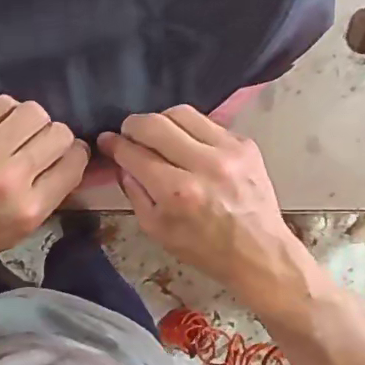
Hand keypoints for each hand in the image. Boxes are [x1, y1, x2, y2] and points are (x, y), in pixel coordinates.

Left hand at [0, 95, 89, 272]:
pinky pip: (2, 104)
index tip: (65, 154)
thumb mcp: (20, 230)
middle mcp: (12, 179)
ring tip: (20, 132)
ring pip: (34, 112)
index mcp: (30, 209)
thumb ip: (48, 196)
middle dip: (56, 136)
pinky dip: (7, 111)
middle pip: (58, 134)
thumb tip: (70, 158)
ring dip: (33, 120)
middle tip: (39, 144)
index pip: (74, 163)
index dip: (75, 153)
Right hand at [97, 107, 310, 307]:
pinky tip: (187, 145)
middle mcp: (203, 165)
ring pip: (181, 113)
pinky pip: (206, 122)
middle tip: (128, 134)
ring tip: (156, 136)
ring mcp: (228, 150)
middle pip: (154, 124)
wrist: (258, 251)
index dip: (114, 144)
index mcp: (177, 192)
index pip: (134, 153)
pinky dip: (189, 130)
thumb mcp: (156, 229)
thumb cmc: (203, 248)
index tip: (106, 140)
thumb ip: (134, 192)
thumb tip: (122, 162)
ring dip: (161, 121)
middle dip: (133, 126)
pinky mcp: (245, 144)